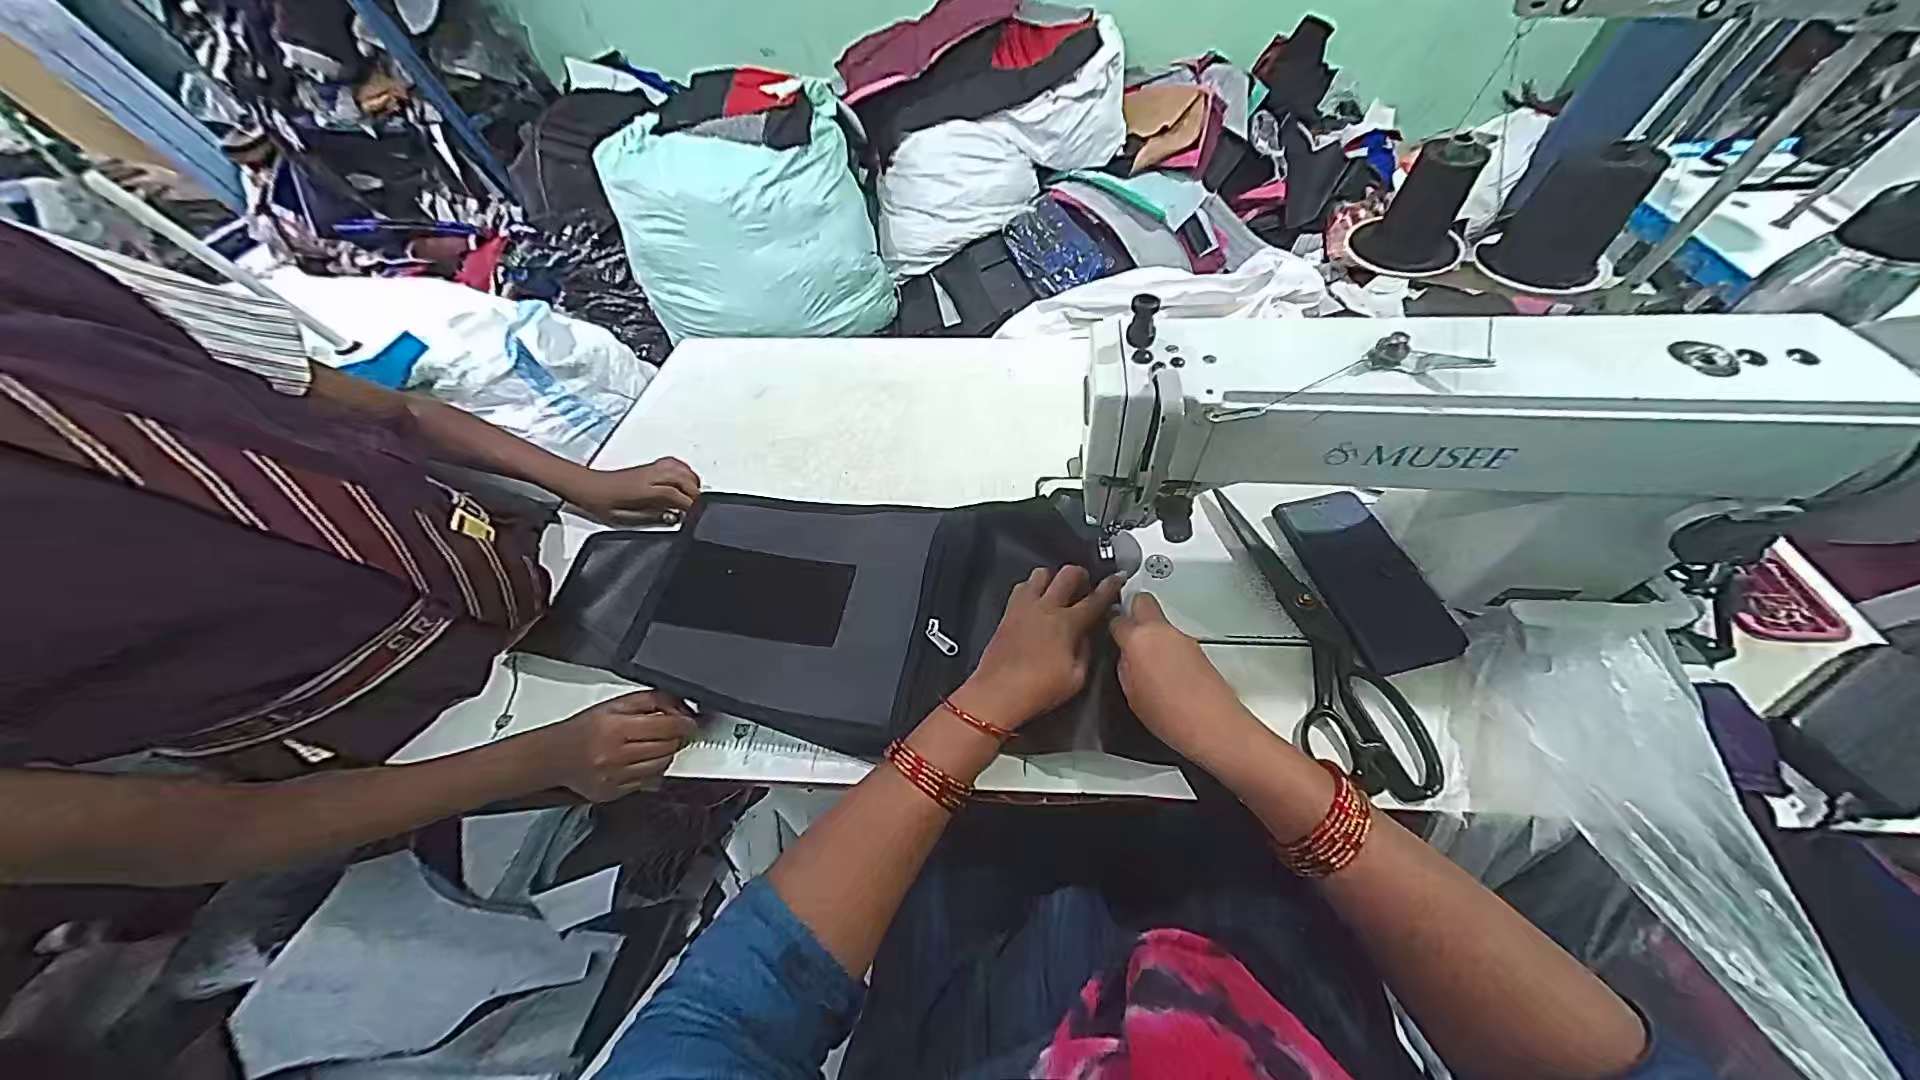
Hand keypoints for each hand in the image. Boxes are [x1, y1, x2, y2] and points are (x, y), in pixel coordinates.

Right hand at [519, 691, 698, 800]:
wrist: (552, 756)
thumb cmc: (585, 728)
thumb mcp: (617, 704)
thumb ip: (652, 700)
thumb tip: (681, 708)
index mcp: (615, 729)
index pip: (667, 726)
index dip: (685, 723)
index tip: (690, 722)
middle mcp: (614, 755)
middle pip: (668, 746)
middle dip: (676, 737)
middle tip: (672, 731)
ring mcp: (613, 777)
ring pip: (662, 765)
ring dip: (667, 753)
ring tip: (656, 744)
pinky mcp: (612, 793)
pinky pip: (648, 781)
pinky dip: (653, 769)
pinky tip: (642, 759)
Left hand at [563, 457, 700, 525]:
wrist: (586, 487)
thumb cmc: (601, 503)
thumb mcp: (625, 518)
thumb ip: (652, 517)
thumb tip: (673, 517)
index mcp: (643, 490)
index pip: (676, 495)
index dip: (689, 506)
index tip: (696, 515)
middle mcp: (649, 476)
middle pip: (684, 479)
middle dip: (695, 494)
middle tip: (697, 507)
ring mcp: (650, 469)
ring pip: (681, 469)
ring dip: (692, 482)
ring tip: (693, 495)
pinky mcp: (649, 466)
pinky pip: (674, 463)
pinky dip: (684, 471)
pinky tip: (684, 480)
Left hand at [955, 566, 1125, 728]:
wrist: (998, 692)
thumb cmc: (1037, 689)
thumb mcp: (1076, 677)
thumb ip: (1086, 650)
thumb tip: (1087, 635)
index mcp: (1067, 623)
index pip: (1095, 599)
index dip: (1110, 587)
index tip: (1116, 579)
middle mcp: (1045, 608)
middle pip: (1068, 574)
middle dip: (1082, 575)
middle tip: (1086, 584)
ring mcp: (1024, 606)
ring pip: (1042, 573)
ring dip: (1055, 577)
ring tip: (1060, 589)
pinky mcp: (1008, 612)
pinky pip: (1022, 586)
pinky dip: (1033, 587)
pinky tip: (1036, 599)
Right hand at [1110, 593, 1268, 767]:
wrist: (1215, 727)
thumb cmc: (1175, 717)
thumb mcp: (1131, 695)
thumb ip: (1124, 667)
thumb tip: (1124, 659)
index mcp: (1138, 639)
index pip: (1117, 619)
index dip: (1112, 627)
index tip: (1111, 634)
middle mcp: (1163, 631)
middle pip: (1143, 602)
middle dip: (1133, 609)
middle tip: (1128, 628)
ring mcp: (1184, 638)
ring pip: (1162, 622)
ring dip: (1153, 634)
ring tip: (1150, 663)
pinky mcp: (1200, 649)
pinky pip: (1176, 640)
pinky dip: (1169, 649)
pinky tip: (1168, 673)